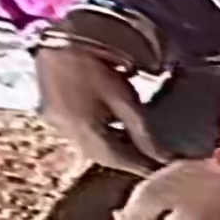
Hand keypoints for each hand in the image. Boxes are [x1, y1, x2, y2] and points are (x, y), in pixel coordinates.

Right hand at [36, 45, 170, 173]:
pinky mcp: (52, 114)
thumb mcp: (127, 105)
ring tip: (144, 158)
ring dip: (116, 157)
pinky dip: (103, 145)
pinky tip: (122, 142)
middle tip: (158, 169)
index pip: (117, 159)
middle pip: (102, 158)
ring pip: (90, 150)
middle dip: (131, 165)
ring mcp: (55, 121)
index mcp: (82, 127)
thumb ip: (143, 134)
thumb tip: (164, 159)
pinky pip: (80, 139)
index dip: (143, 169)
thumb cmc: (100, 73)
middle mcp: (64, 129)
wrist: (64, 45)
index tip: (167, 173)